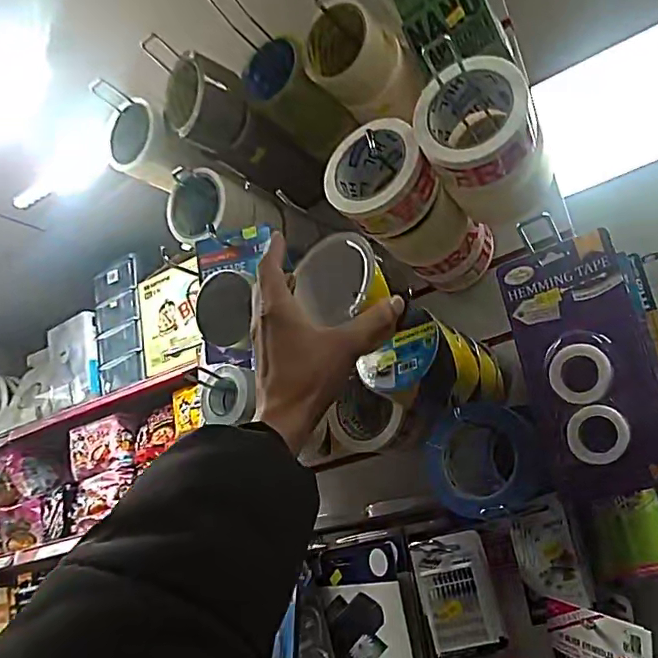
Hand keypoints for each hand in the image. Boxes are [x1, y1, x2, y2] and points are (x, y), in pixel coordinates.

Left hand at [252, 234, 403, 453]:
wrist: (284, 420)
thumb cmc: (308, 378)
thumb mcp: (345, 347)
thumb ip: (372, 324)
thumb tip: (396, 304)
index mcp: (276, 309)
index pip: (268, 269)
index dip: (275, 250)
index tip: (280, 237)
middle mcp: (262, 321)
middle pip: (263, 287)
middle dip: (276, 272)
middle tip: (292, 263)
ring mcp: (261, 341)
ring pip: (265, 308)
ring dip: (277, 294)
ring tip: (296, 289)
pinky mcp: (266, 359)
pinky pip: (270, 326)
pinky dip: (280, 316)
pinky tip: (299, 326)